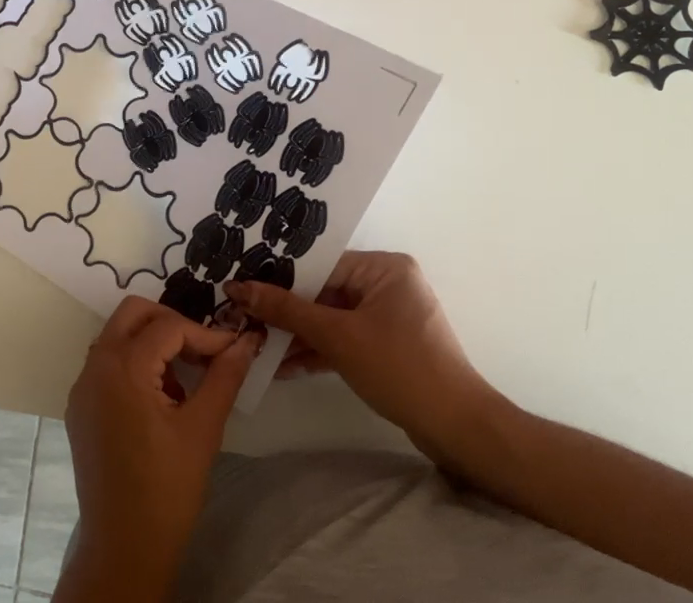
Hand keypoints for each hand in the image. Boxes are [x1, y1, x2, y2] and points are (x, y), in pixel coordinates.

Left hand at [58, 298, 260, 600]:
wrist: (124, 542)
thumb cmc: (168, 486)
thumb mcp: (203, 428)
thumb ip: (224, 377)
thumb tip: (245, 342)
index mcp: (123, 368)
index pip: (168, 326)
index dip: (205, 334)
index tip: (233, 351)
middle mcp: (95, 367)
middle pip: (132, 314)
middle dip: (171, 323)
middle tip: (204, 352)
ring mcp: (82, 387)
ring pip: (117, 336)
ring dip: (151, 343)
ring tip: (185, 380)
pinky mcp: (79, 407)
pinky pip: (106, 364)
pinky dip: (133, 364)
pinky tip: (160, 400)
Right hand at [224, 252, 501, 466]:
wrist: (455, 427)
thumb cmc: (399, 367)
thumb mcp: (336, 336)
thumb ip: (286, 310)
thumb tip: (237, 287)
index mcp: (384, 268)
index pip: (321, 264)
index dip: (279, 277)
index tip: (239, 286)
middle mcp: (388, 284)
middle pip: (323, 291)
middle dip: (285, 311)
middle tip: (241, 317)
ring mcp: (388, 317)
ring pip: (330, 318)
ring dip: (297, 335)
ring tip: (254, 344)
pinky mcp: (386, 345)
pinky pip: (343, 339)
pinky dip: (318, 351)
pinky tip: (281, 367)